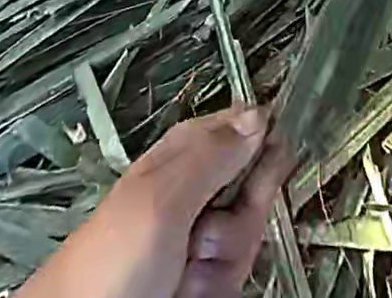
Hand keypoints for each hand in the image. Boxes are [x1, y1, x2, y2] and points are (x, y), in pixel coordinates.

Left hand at [15, 106, 293, 297]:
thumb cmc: (117, 255)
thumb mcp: (164, 197)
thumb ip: (213, 154)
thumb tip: (260, 112)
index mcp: (187, 151)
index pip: (245, 128)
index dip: (265, 147)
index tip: (273, 166)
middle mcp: (198, 187)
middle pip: (255, 189)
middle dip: (239, 222)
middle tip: (204, 239)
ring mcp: (200, 233)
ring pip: (247, 236)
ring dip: (222, 262)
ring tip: (184, 274)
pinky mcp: (203, 274)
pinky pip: (234, 274)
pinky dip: (214, 287)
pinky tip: (187, 291)